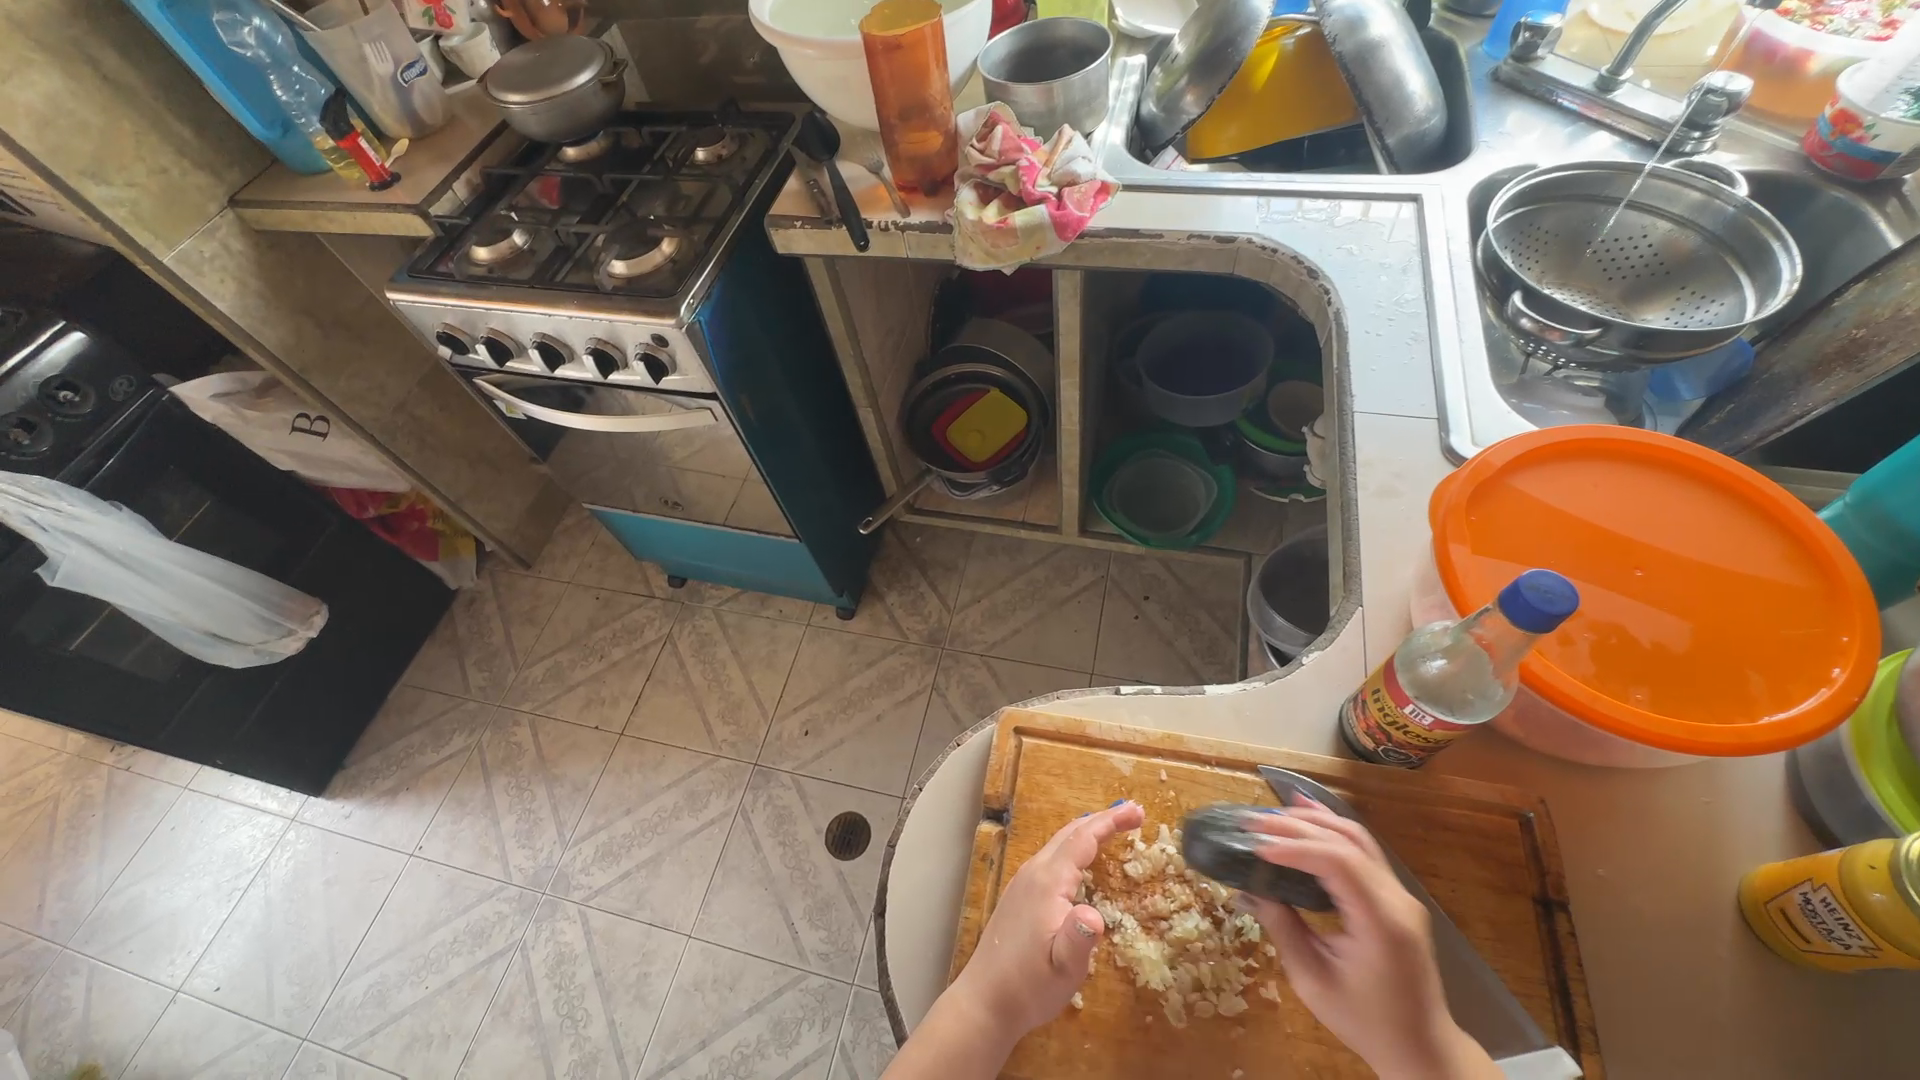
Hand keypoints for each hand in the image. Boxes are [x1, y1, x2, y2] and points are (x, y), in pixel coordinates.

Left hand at [951, 799, 1146, 1037]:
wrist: (985, 1001)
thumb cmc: (1028, 987)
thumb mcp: (1064, 969)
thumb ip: (1079, 939)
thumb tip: (1094, 915)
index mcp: (1047, 883)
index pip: (1083, 839)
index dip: (1111, 821)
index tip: (1138, 811)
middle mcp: (1033, 873)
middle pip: (1070, 833)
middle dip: (1103, 820)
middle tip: (1134, 814)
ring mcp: (1022, 883)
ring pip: (1058, 844)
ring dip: (1088, 832)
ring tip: (1114, 830)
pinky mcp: (1019, 895)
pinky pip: (1051, 858)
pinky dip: (1074, 848)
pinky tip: (1081, 861)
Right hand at [1241, 800, 1498, 1079]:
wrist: (1421, 1048)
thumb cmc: (1365, 1021)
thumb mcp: (1313, 980)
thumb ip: (1283, 928)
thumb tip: (1248, 889)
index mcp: (1381, 921)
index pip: (1337, 862)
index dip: (1294, 847)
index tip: (1255, 845)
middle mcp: (1397, 898)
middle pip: (1347, 841)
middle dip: (1297, 826)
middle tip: (1252, 823)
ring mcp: (1401, 895)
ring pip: (1358, 838)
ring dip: (1314, 822)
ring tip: (1272, 815)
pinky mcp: (1396, 897)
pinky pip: (1364, 851)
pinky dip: (1331, 830)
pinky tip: (1307, 815)